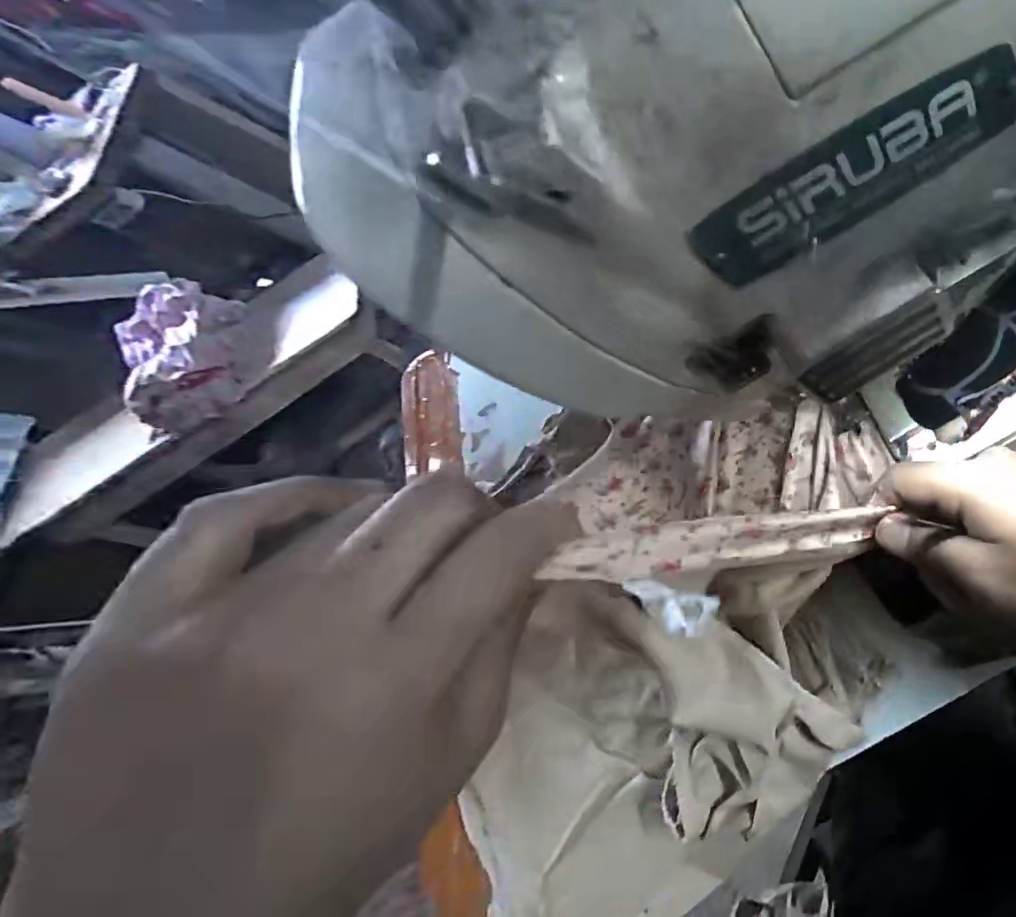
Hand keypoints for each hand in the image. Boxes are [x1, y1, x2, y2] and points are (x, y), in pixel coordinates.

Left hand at [2, 474, 575, 916]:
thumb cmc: (343, 834)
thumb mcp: (458, 745)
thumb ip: (501, 643)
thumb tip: (533, 563)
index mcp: (398, 674)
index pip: (499, 552)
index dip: (547, 521)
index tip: (562, 520)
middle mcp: (311, 627)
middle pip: (433, 503)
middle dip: (482, 510)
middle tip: (483, 542)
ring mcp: (215, 617)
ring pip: (353, 508)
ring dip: (403, 523)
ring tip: (405, 556)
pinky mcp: (136, 622)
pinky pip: (224, 515)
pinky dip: (294, 498)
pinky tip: (330, 511)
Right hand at [874, 448, 1015, 638]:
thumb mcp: (982, 579)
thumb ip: (924, 548)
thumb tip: (884, 525)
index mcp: (970, 475)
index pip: (898, 476)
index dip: (880, 512)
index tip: (887, 556)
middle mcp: (991, 460)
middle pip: (930, 488)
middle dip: (925, 535)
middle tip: (948, 585)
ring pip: (960, 501)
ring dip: (957, 541)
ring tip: (986, 585)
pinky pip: (990, 504)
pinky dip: (985, 535)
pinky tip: (1014, 568)